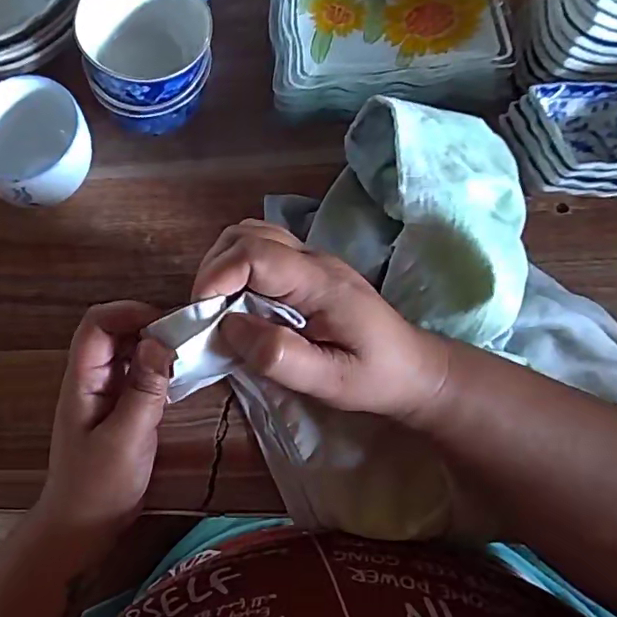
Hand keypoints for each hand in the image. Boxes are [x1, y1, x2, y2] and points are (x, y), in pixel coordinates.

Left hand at [34, 301, 174, 539]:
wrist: (82, 525)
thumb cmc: (98, 486)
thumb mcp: (126, 438)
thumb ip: (143, 390)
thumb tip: (160, 342)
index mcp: (82, 380)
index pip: (97, 324)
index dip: (129, 313)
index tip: (168, 325)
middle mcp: (91, 380)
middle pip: (114, 332)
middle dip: (148, 327)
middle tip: (186, 339)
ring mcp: (104, 394)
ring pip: (127, 353)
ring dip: (155, 348)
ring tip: (188, 356)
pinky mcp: (119, 409)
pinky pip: (137, 376)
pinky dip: (158, 370)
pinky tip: (180, 380)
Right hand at [192, 220, 451, 425]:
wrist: (414, 370)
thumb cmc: (374, 378)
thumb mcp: (328, 381)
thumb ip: (278, 356)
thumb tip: (228, 327)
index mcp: (320, 282)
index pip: (256, 253)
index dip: (217, 277)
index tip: (202, 315)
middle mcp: (313, 260)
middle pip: (246, 235)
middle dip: (212, 271)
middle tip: (205, 315)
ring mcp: (310, 261)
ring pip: (249, 236)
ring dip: (221, 267)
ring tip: (217, 309)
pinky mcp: (304, 271)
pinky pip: (258, 252)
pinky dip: (234, 270)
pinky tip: (237, 305)